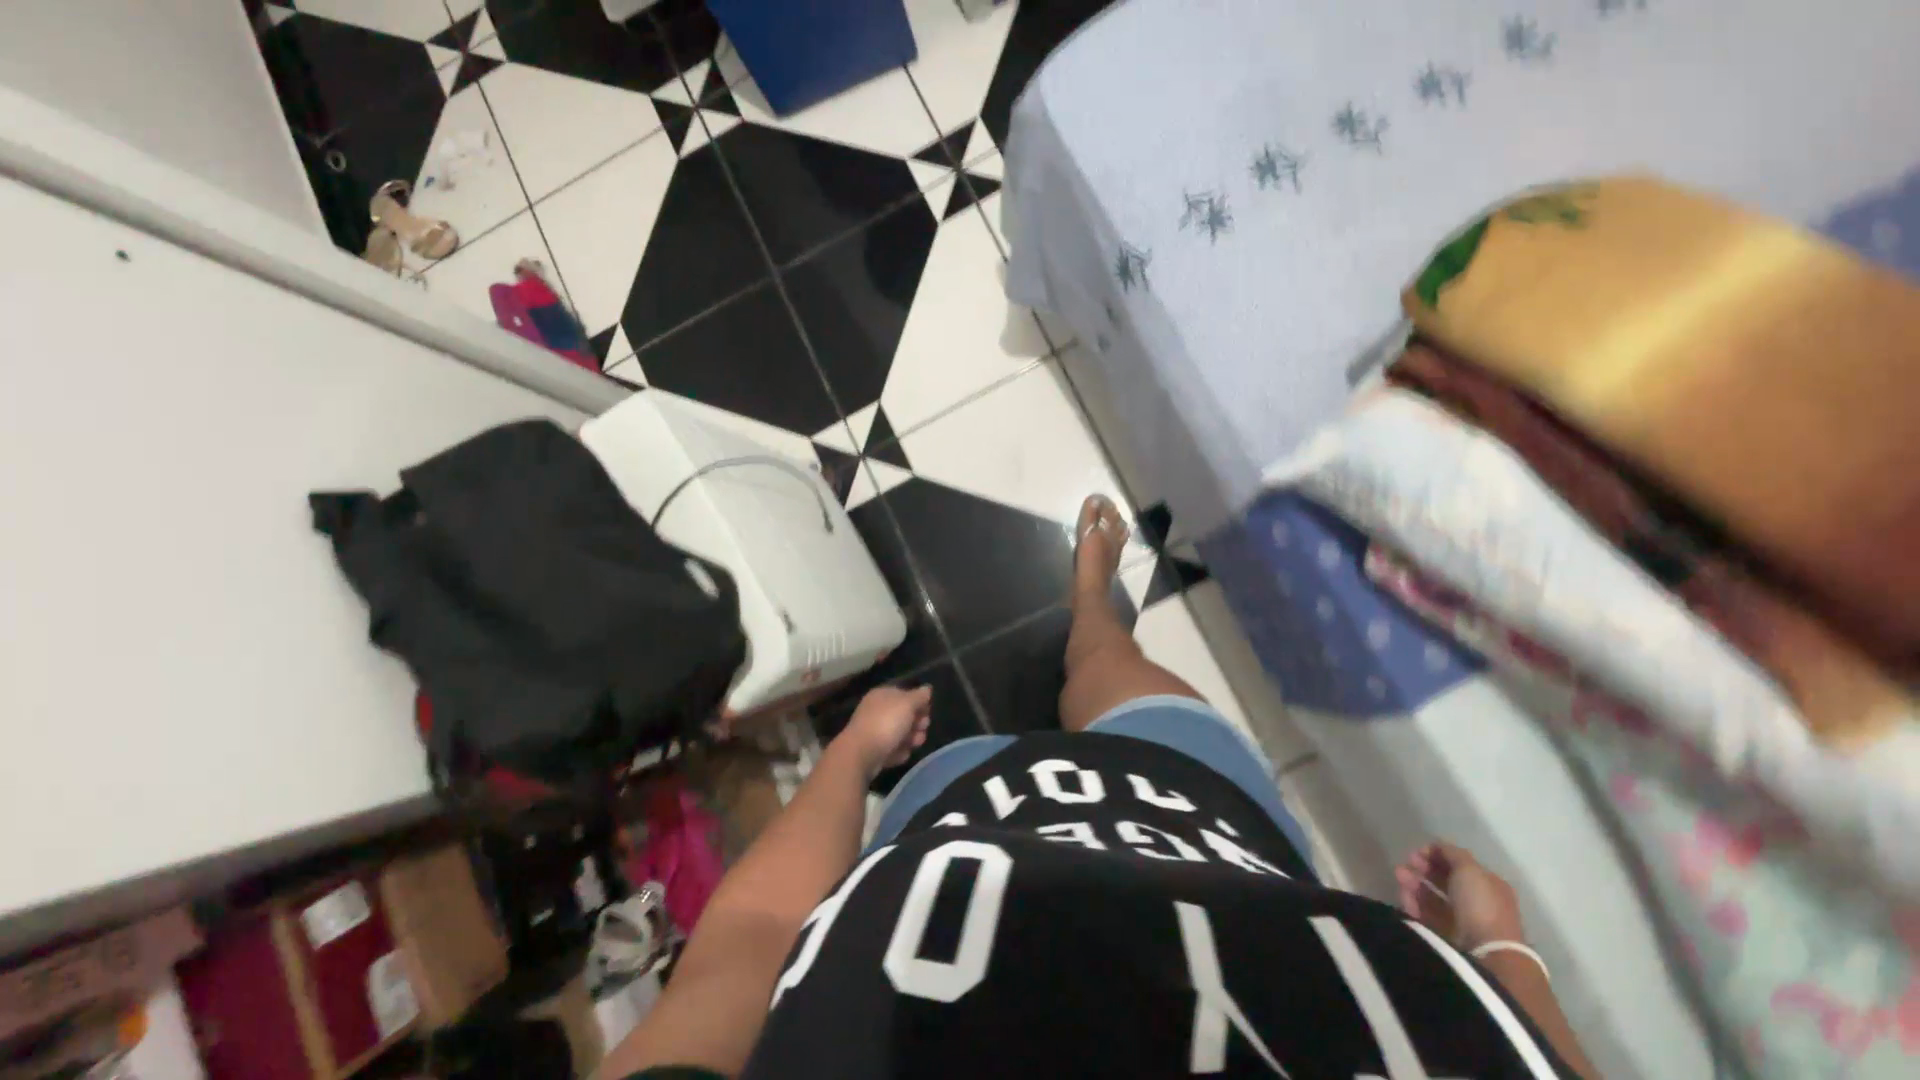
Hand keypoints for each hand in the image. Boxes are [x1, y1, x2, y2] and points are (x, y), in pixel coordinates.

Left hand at [832, 685, 932, 779]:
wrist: (862, 754)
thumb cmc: (886, 723)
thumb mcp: (907, 704)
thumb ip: (919, 696)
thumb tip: (927, 688)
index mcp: (882, 695)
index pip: (905, 694)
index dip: (919, 702)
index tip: (927, 712)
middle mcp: (878, 711)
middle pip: (904, 715)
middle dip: (917, 723)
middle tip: (922, 728)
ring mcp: (875, 731)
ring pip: (900, 733)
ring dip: (911, 739)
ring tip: (913, 743)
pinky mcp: (875, 750)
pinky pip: (893, 749)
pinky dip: (898, 752)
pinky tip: (900, 754)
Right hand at [1396, 841, 1525, 949]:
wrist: (1486, 953)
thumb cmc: (1481, 905)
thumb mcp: (1469, 869)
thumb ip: (1452, 853)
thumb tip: (1437, 846)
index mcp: (1489, 886)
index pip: (1461, 866)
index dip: (1438, 855)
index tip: (1418, 851)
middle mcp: (1478, 903)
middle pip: (1446, 882)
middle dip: (1424, 869)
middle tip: (1406, 863)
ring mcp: (1463, 922)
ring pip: (1434, 898)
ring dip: (1415, 885)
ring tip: (1399, 875)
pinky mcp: (1448, 938)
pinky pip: (1427, 916)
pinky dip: (1415, 904)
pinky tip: (1404, 896)